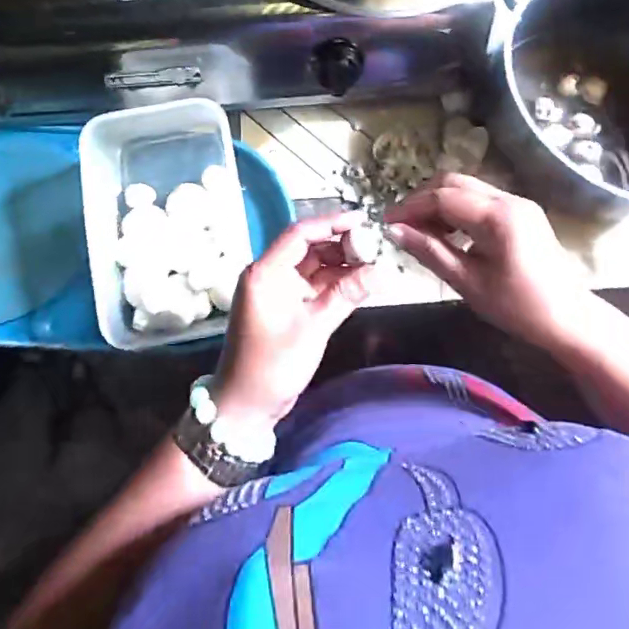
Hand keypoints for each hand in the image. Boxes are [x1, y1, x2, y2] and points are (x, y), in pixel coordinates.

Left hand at [213, 211, 377, 426]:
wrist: (244, 408)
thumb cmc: (271, 367)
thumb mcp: (313, 329)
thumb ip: (347, 295)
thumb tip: (383, 271)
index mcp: (265, 272)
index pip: (300, 234)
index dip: (332, 223)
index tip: (362, 220)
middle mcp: (269, 274)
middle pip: (308, 247)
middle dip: (341, 243)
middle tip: (375, 243)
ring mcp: (278, 290)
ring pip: (314, 265)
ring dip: (341, 262)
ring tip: (373, 260)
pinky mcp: (287, 306)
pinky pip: (314, 284)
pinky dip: (336, 281)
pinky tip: (361, 280)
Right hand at [384, 173, 597, 351]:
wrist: (570, 318)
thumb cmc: (518, 307)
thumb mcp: (468, 283)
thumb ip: (430, 251)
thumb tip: (394, 231)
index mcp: (498, 216)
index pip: (442, 197)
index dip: (410, 207)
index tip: (386, 223)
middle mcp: (509, 199)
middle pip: (454, 182)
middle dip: (423, 198)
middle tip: (401, 225)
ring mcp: (518, 202)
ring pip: (467, 187)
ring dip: (440, 201)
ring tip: (420, 231)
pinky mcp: (522, 211)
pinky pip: (481, 199)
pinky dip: (458, 208)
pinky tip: (447, 232)